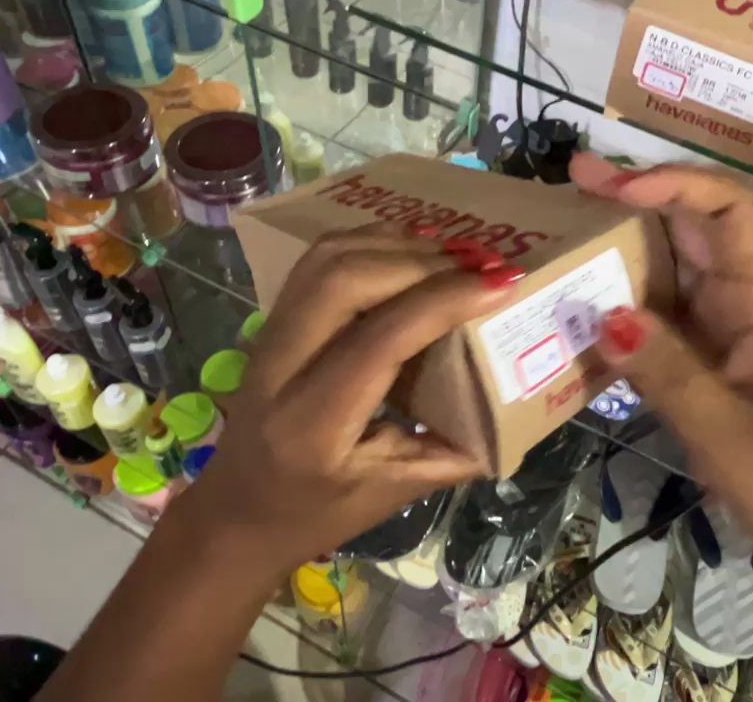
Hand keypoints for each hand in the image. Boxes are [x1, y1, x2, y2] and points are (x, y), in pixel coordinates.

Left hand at [169, 225, 524, 572]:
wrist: (237, 511)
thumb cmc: (318, 512)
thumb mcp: (393, 494)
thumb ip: (454, 451)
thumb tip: (516, 401)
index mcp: (312, 424)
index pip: (380, 339)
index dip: (445, 301)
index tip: (502, 284)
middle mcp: (280, 367)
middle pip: (346, 279)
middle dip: (423, 262)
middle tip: (482, 264)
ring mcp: (268, 333)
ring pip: (329, 257)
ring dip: (398, 244)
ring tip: (454, 253)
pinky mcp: (273, 316)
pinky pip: (320, 257)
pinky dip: (372, 241)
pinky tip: (412, 250)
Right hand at [570, 153, 752, 571]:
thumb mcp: (726, 432)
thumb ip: (666, 373)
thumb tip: (603, 315)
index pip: (730, 210)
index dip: (677, 183)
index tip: (617, 187)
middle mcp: (740, 299)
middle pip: (694, 222)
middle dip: (637, 192)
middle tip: (573, 177)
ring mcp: (723, 326)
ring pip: (673, 261)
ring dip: (625, 238)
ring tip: (567, 223)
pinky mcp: (708, 355)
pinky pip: (662, 308)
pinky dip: (624, 293)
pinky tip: (583, 298)